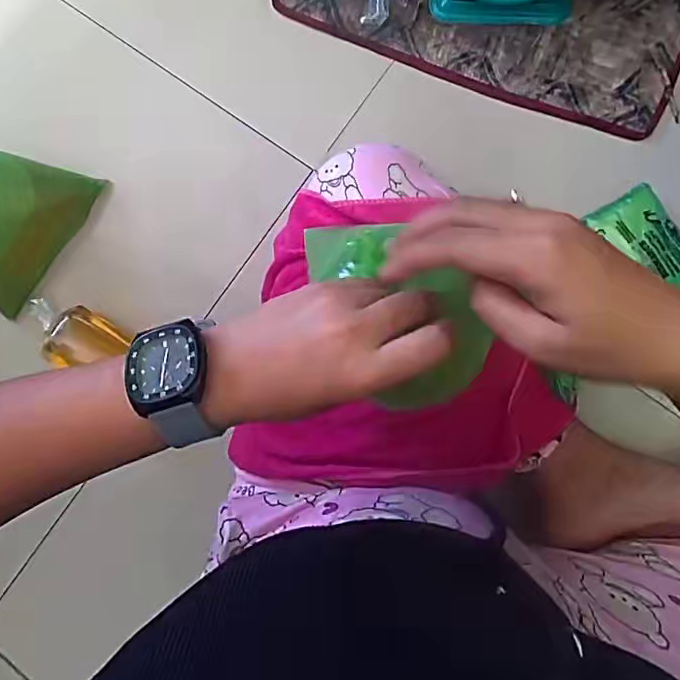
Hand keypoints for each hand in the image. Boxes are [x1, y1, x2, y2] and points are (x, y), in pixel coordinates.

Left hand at [200, 281, 450, 426]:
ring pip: (392, 286)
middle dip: (429, 307)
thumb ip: (382, 369)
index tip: (444, 337)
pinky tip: (360, 303)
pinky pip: (365, 281)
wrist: (232, 367)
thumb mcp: (343, 396)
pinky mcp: (324, 281)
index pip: (433, 342)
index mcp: (364, 370)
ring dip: (398, 296)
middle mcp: (358, 329)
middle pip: (418, 301)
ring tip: (389, 310)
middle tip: (427, 315)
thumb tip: (411, 345)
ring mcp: (339, 299)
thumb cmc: (287, 398)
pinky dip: (372, 291)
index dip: (447, 338)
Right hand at [379, 199, 679, 391]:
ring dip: (443, 220)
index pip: (456, 244)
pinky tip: (457, 237)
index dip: (415, 255)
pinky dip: (468, 221)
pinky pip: (501, 213)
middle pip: (464, 212)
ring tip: (413, 242)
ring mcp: (552, 218)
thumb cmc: (612, 350)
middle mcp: (539, 222)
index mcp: (533, 254)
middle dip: (420, 228)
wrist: (677, 333)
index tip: (385, 271)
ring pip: (482, 206)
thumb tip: (473, 283)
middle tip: (391, 253)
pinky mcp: (561, 224)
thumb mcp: (545, 347)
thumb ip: (496, 310)